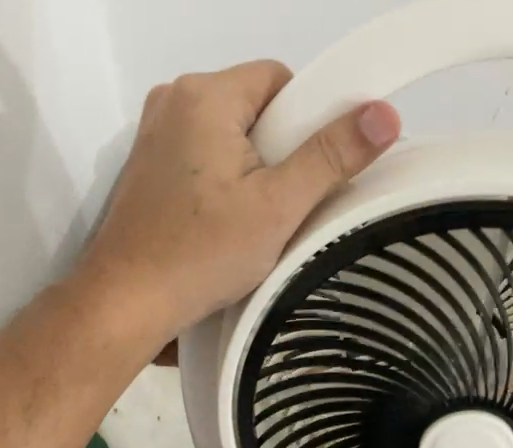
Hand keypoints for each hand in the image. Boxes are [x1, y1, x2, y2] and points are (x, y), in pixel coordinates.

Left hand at [78, 59, 401, 346]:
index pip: (280, 80)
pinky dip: (226, 185)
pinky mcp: (148, 169)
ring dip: (255, 172)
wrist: (129, 301)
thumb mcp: (278, 207)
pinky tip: (228, 226)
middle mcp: (173, 100)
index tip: (315, 172)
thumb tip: (384, 114)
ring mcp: (155, 135)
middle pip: (255, 109)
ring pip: (231, 137)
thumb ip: (330, 158)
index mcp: (205, 95)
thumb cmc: (202, 254)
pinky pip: (205, 159)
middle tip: (288, 206)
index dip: (309, 121)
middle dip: (281, 151)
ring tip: (259, 222)